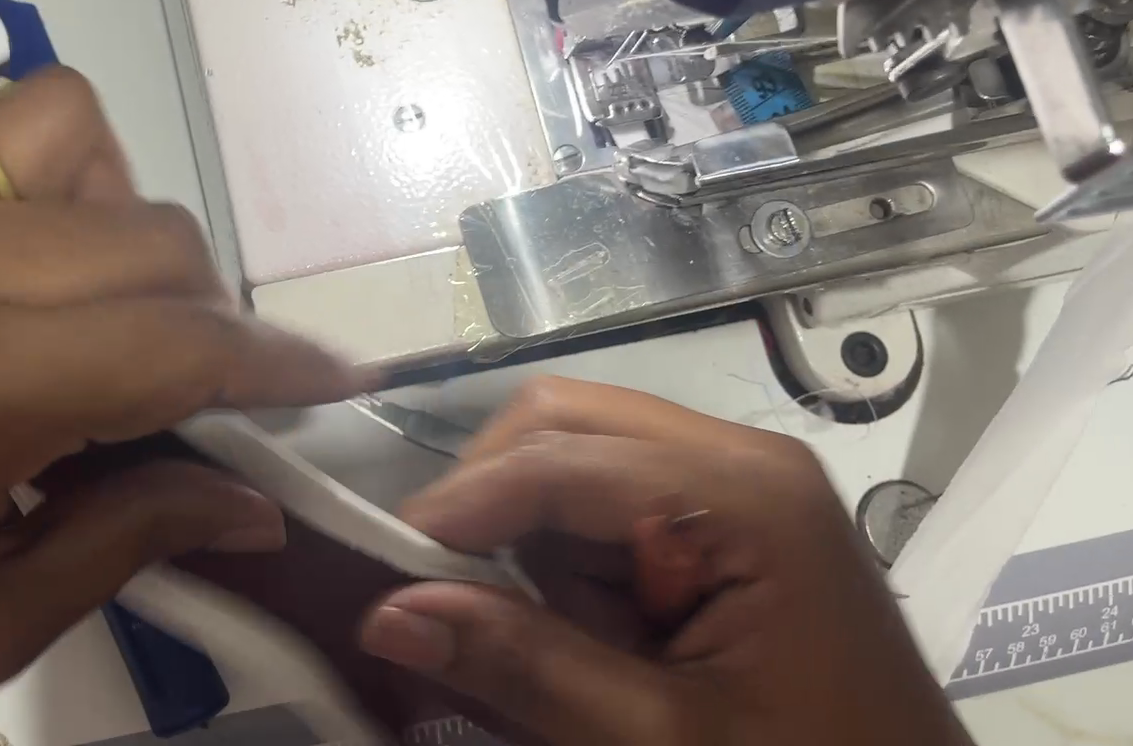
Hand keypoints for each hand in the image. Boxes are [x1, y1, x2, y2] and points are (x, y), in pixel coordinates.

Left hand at [0, 61, 368, 745]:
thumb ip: (136, 532)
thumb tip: (253, 504)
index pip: (183, 345)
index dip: (276, 366)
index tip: (329, 380)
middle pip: (143, 231)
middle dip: (203, 304)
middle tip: (190, 379)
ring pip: (49, 119)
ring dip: (102, 196)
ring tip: (87, 280)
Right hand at [356, 378, 971, 745]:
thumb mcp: (665, 745)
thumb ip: (523, 667)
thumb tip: (384, 615)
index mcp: (748, 496)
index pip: (558, 461)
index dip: (461, 505)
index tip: (389, 566)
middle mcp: (735, 452)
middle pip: (558, 419)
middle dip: (490, 494)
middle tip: (457, 581)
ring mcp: (728, 469)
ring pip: (564, 441)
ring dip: (525, 521)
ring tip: (550, 619)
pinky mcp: (714, 499)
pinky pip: (593, 481)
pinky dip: (559, 537)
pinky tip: (590, 611)